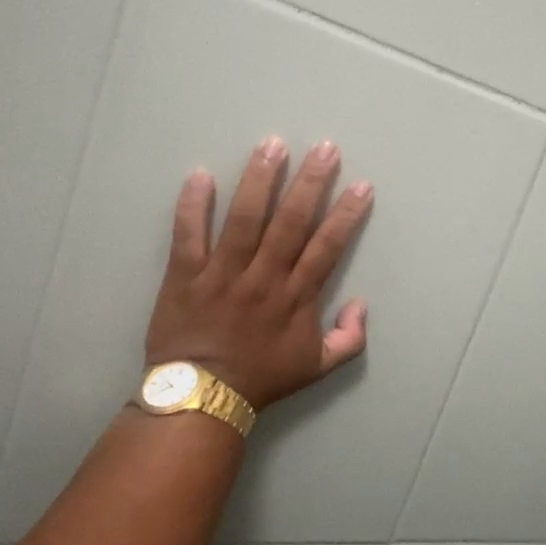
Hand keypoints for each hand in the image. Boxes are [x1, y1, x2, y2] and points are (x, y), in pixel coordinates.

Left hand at [144, 137, 372, 409]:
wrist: (201, 398)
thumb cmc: (262, 379)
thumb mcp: (318, 368)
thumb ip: (349, 339)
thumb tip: (361, 304)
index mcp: (296, 298)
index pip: (327, 247)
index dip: (346, 214)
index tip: (361, 185)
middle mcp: (263, 278)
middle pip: (291, 222)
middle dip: (310, 183)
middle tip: (325, 148)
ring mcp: (222, 273)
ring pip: (244, 219)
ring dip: (259, 181)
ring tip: (272, 145)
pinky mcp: (184, 275)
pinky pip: (188, 234)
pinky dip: (192, 205)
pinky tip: (200, 174)